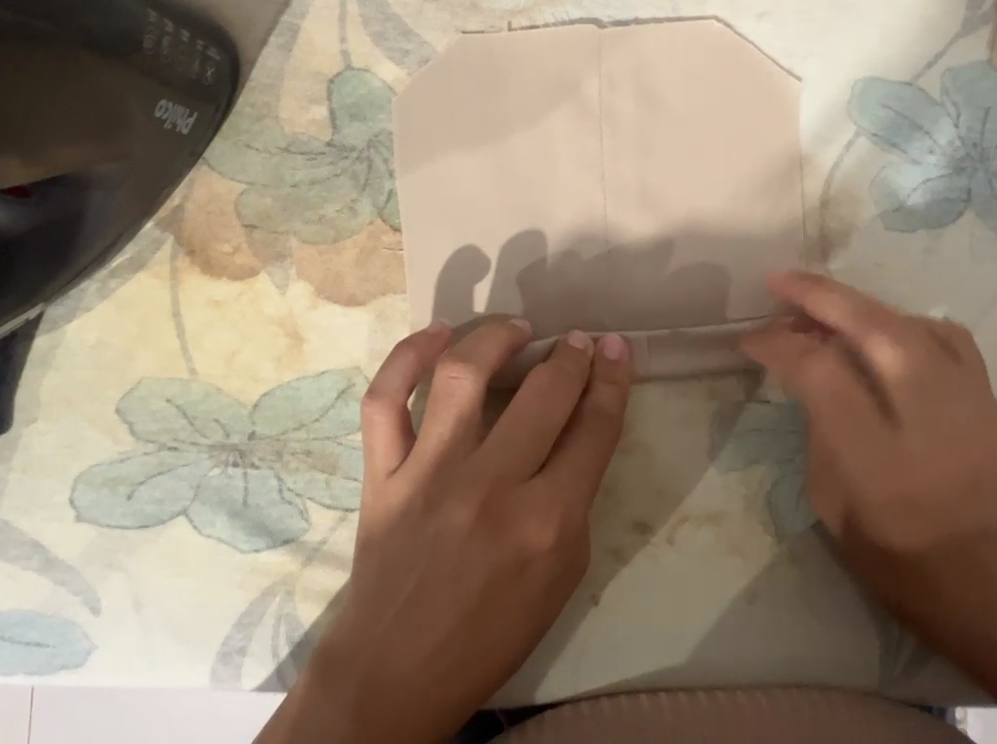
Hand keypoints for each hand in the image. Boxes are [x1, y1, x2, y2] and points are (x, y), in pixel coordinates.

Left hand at [259, 319, 633, 743]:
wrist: (398, 667)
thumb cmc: (491, 631)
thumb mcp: (562, 576)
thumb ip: (574, 500)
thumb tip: (576, 429)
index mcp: (548, 523)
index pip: (594, 429)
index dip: (612, 379)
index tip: (614, 348)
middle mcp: (491, 488)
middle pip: (543, 394)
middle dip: (570, 356)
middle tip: (576, 340)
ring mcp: (429, 475)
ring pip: (463, 377)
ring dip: (496, 338)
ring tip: (516, 329)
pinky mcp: (382, 473)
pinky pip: (386, 400)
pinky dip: (407, 358)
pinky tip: (436, 335)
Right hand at [745, 272, 996, 743]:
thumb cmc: (902, 563)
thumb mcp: (834, 509)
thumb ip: (820, 436)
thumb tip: (812, 384)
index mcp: (877, 455)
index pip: (820, 371)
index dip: (779, 345)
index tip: (752, 340)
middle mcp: (927, 415)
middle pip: (872, 327)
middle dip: (820, 296)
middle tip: (779, 281)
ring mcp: (967, 402)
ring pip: (910, 322)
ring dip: (860, 304)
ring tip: (825, 303)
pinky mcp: (990, 400)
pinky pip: (946, 338)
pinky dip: (905, 322)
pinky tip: (885, 331)